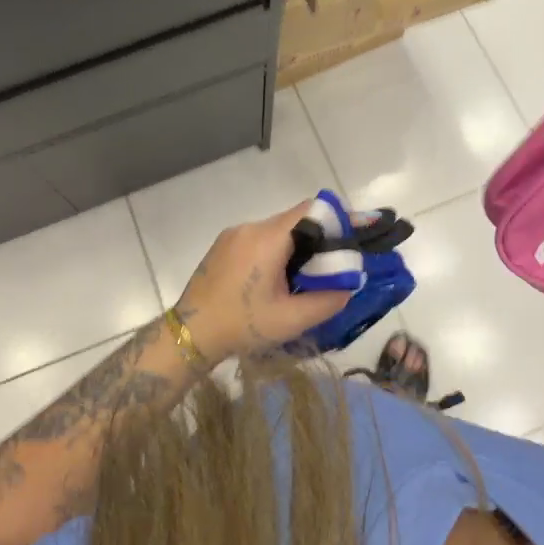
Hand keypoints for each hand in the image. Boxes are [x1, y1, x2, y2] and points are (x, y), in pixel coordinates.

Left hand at [175, 204, 351, 363]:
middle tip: (333, 266)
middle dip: (318, 238)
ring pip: (276, 230)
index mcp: (267, 238)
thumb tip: (349, 284)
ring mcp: (233, 234)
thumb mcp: (291, 320)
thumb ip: (328, 300)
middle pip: (294, 220)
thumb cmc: (242, 325)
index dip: (335, 220)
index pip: (310, 210)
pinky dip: (275, 250)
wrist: (192, 333)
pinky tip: (276, 279)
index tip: (352, 239)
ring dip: (295, 246)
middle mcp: (250, 227)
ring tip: (305, 277)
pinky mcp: (223, 245)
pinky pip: (258, 238)